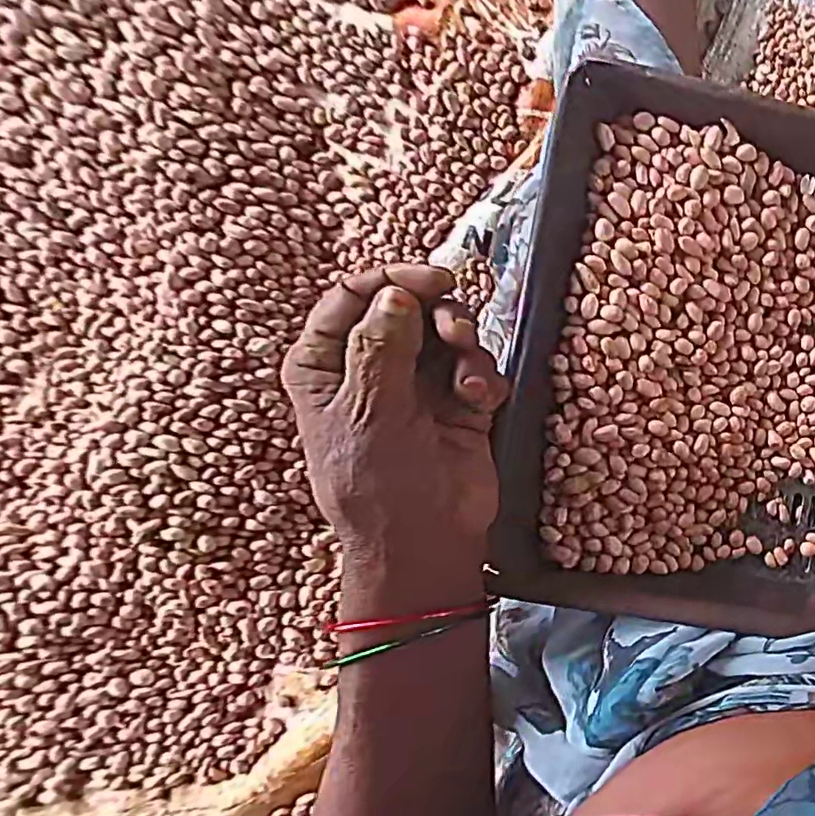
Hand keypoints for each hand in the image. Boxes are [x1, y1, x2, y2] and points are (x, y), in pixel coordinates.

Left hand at [281, 264, 507, 581]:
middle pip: (411, 310)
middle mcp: (376, 367)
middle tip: (458, 333)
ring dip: (467, 348)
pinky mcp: (462, 406)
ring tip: (471, 379)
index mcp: (329, 363)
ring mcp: (421, 387)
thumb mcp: (367, 410)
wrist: (425, 536)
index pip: (356, 298)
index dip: (394, 280)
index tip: (436, 280)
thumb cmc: (377, 482)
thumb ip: (382, 347)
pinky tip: (481, 400)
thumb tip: (398, 293)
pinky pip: (479, 371)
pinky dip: (486, 379)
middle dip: (440, 316)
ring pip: (450, 337)